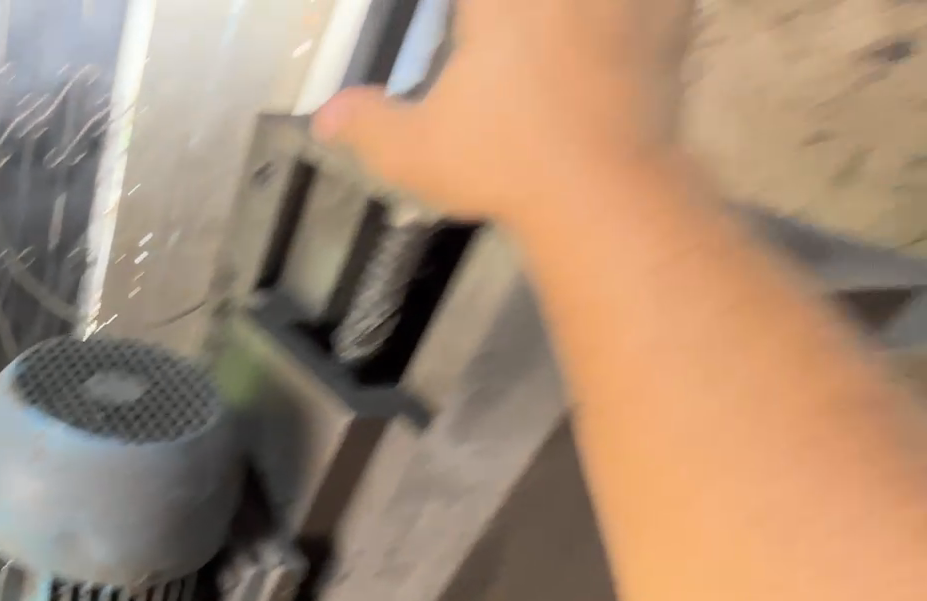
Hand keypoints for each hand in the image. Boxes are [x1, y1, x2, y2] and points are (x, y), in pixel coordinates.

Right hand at [313, 0, 694, 226]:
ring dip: (566, 16)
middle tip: (490, 27)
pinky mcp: (671, 16)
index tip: (448, 24)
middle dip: (502, 14)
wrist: (597, 188)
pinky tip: (618, 20)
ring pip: (582, 3)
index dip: (459, 13)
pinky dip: (635, 9)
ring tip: (551, 26)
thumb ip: (364, 124)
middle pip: (521, 0)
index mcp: (499, 4)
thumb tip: (322, 114)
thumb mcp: (408, 152)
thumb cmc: (495, 163)